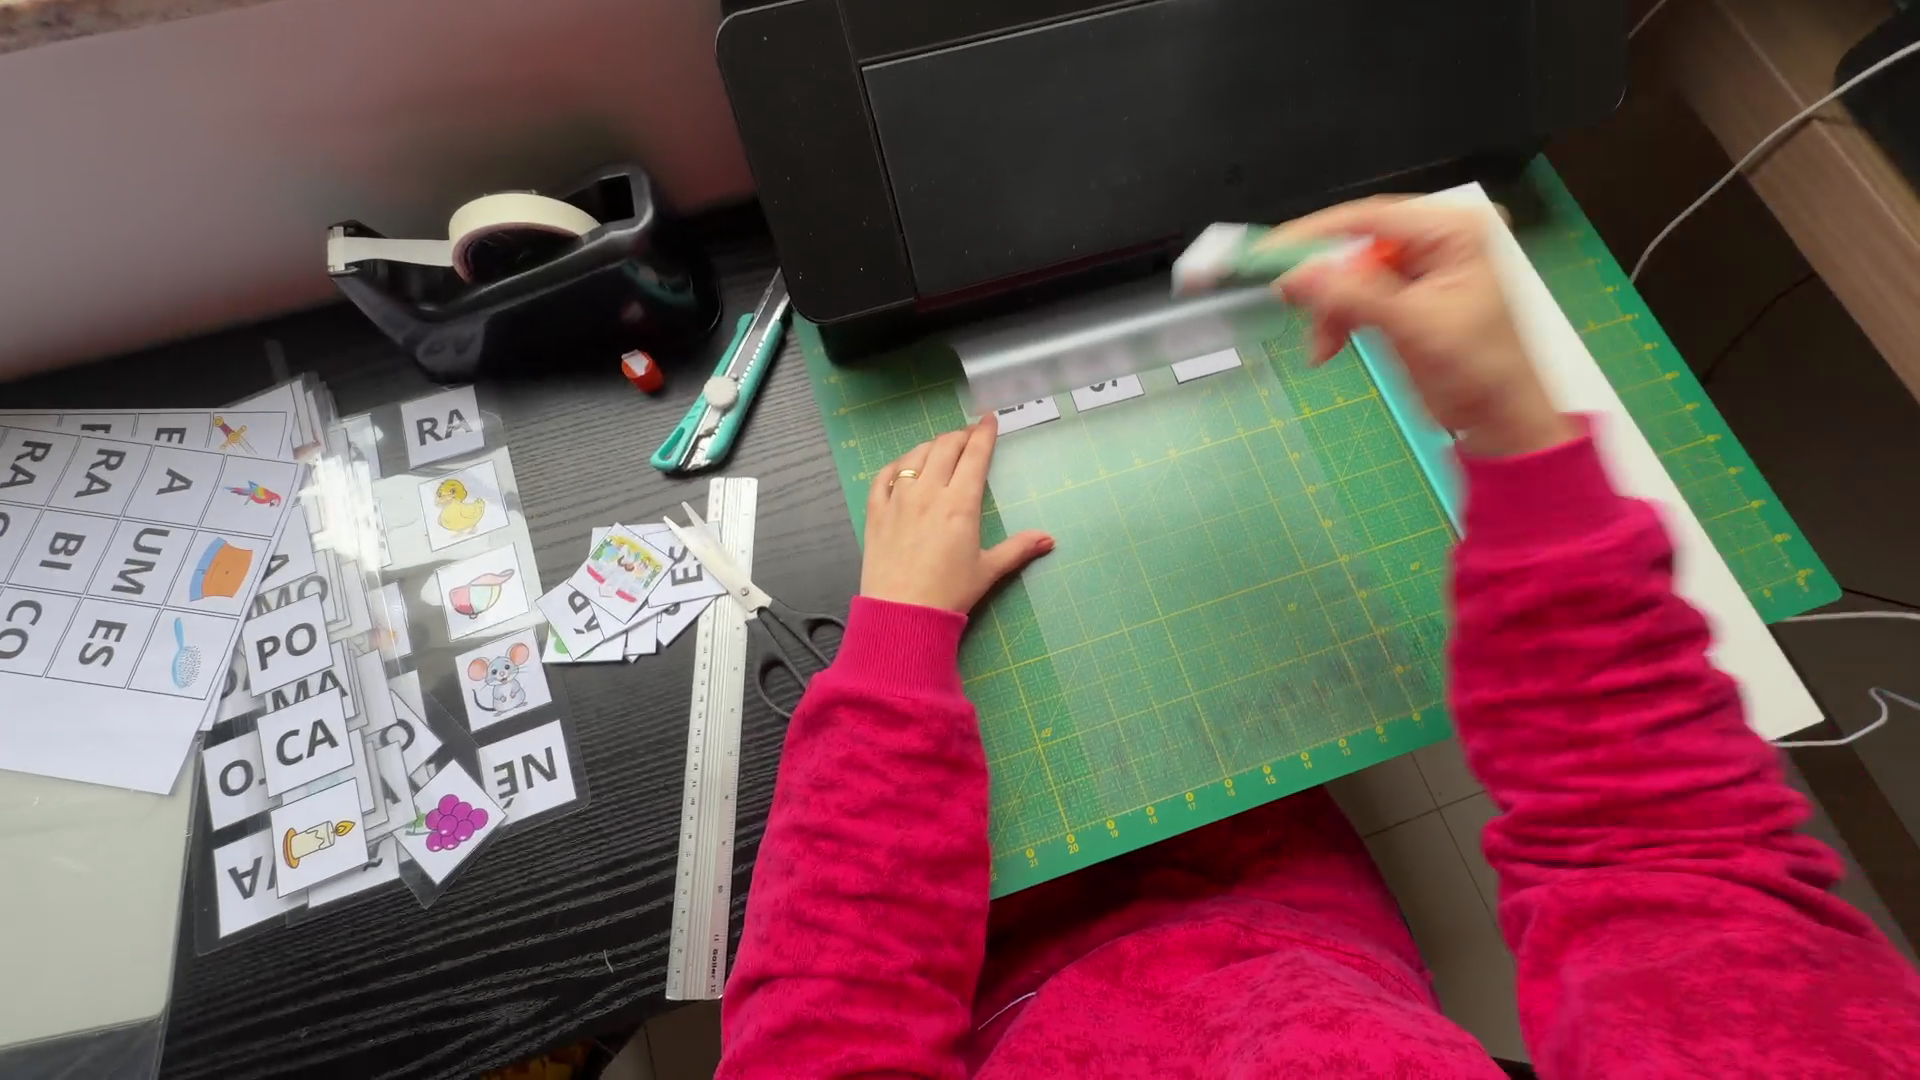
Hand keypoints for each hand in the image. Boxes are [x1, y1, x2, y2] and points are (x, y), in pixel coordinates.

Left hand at [861, 414, 1054, 613]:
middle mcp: (929, 492)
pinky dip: (897, 464)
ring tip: (940, 447)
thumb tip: (1049, 539)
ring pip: (915, 456)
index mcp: (960, 504)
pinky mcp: (876, 512)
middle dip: (960, 436)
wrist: (902, 614)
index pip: (974, 456)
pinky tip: (903, 466)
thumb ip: (1018, 549)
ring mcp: (899, 499)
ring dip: (931, 446)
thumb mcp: (988, 570)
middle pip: (945, 448)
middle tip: (968, 435)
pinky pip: (884, 476)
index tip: (988, 419)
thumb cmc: (949, 593)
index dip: (983, 433)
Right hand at [1265, 196, 1576, 456]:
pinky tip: (1328, 347)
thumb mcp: (1410, 325)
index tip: (1268, 254)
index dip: (1313, 235)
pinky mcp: (1401, 298)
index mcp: (1453, 231)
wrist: (1495, 415)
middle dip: (1325, 289)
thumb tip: (1297, 275)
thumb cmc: (1476, 368)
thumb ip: (1352, 296)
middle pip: (1352, 250)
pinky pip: (1351, 299)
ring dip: (1327, 314)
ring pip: (1345, 279)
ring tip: (1322, 348)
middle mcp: (1434, 241)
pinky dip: (1335, 324)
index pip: (1369, 217)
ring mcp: (1417, 270)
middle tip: (1297, 312)